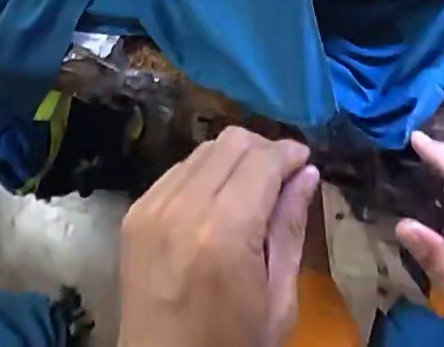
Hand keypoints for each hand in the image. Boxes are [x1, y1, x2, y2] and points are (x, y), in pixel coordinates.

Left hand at [119, 126, 320, 346]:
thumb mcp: (278, 302)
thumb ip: (290, 228)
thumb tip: (307, 173)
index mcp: (225, 233)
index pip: (262, 161)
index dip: (288, 152)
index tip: (305, 158)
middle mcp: (184, 207)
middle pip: (231, 142)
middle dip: (263, 149)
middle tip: (283, 172)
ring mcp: (153, 206)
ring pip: (204, 149)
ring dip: (233, 157)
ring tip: (252, 184)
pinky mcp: (136, 212)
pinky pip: (178, 170)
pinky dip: (204, 172)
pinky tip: (217, 198)